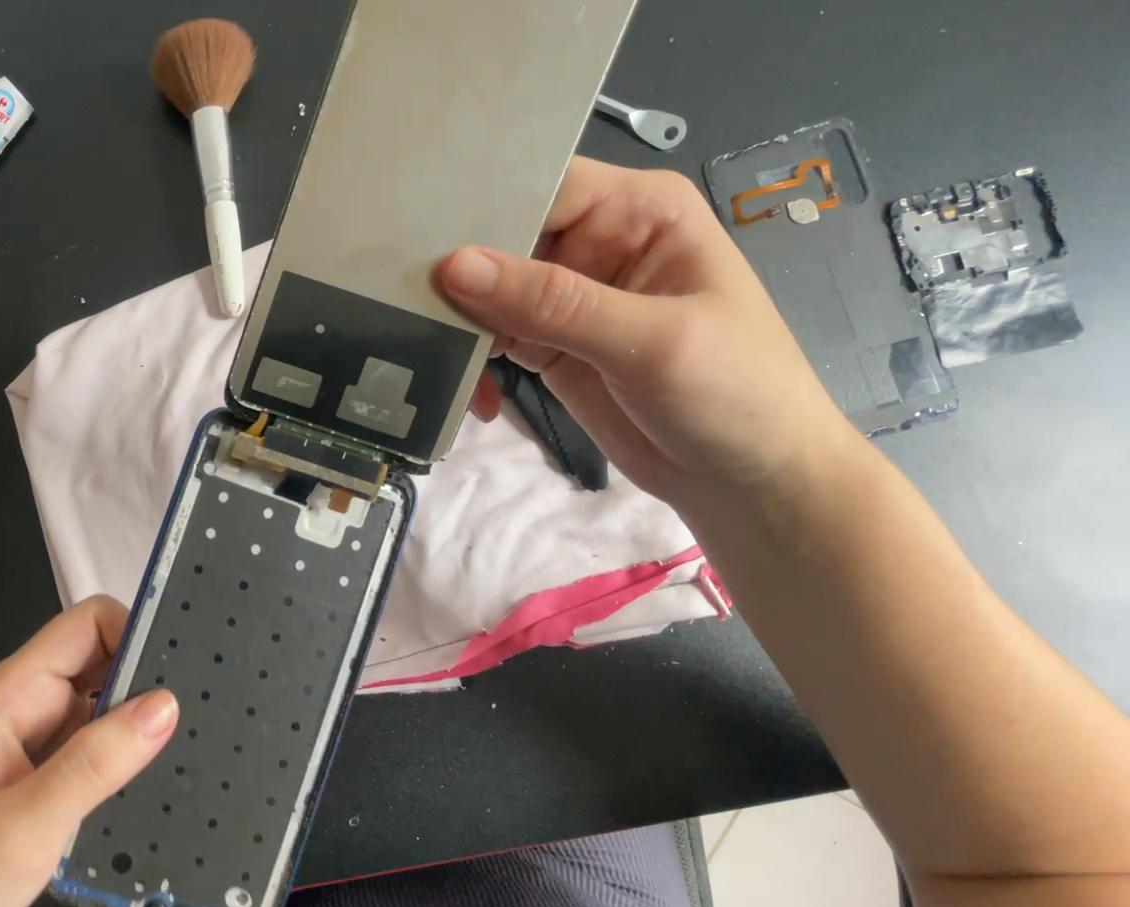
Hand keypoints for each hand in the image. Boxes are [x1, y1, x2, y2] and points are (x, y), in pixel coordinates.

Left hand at [0, 596, 176, 906]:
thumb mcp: (24, 827)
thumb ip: (95, 763)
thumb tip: (165, 704)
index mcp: (8, 695)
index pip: (86, 624)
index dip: (136, 631)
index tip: (185, 672)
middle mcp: (21, 705)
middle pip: (98, 660)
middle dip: (147, 680)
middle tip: (201, 720)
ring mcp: (29, 742)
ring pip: (99, 705)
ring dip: (138, 723)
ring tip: (190, 751)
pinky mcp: (37, 777)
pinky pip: (92, 747)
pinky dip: (123, 757)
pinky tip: (155, 780)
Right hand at [439, 157, 859, 516]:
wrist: (746, 477)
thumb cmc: (732, 392)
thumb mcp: (647, 341)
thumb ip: (552, 304)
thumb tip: (454, 267)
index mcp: (638, 213)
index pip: (543, 189)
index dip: (484, 211)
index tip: (420, 243)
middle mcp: (596, 245)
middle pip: (504, 240)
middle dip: (456, 273)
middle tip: (400, 301)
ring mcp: (568, 301)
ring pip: (488, 295)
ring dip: (458, 325)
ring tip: (428, 355)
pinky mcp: (549, 349)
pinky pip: (492, 342)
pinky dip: (473, 365)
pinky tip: (473, 399)